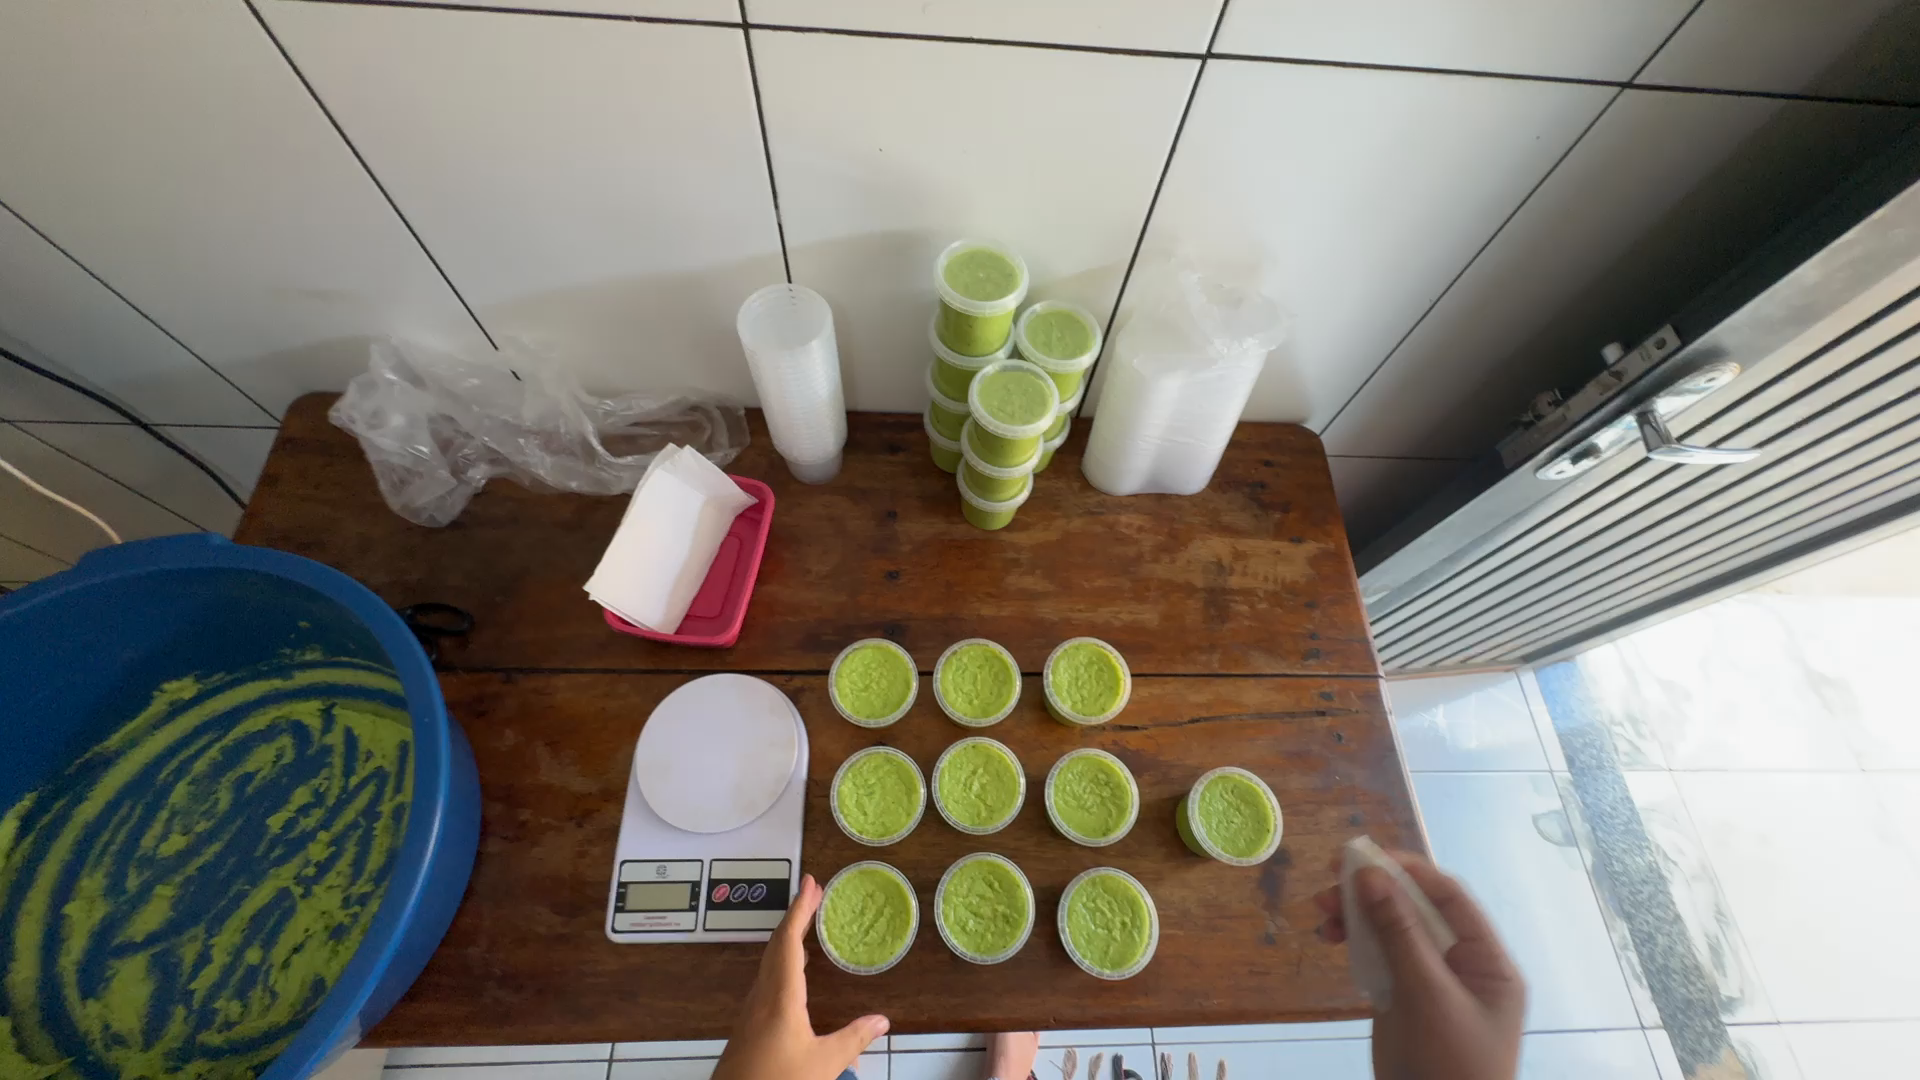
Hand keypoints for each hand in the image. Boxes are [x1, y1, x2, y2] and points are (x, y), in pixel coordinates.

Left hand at [712, 875, 888, 1079]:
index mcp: (781, 996)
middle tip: (814, 891)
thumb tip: (883, 1020)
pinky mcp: (748, 1026)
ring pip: (769, 960)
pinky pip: (766, 977)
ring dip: (787, 936)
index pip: (790, 940)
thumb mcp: (822, 1066)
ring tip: (805, 922)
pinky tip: (792, 970)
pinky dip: (782, 958)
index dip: (801, 909)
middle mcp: (762, 995)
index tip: (811, 882)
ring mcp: (751, 1010)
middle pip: (777, 943)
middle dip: (796, 914)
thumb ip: (853, 1040)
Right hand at [1314, 851, 1524, 1079]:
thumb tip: (1368, 871)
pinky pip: (1377, 949)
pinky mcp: (1403, 992)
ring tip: (1320, 909)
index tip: (1361, 856)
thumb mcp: (1426, 994)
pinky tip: (1330, 936)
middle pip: (1414, 905)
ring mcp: (1430, 977)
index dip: (1406, 869)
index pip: (1448, 896)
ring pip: (1389, 924)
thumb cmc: (1448, 1062)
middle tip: (1329, 875)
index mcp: (1486, 961)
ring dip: (1354, 910)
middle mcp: (1461, 962)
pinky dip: (1353, 937)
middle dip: (1371, 889)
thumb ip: (1398, 930)